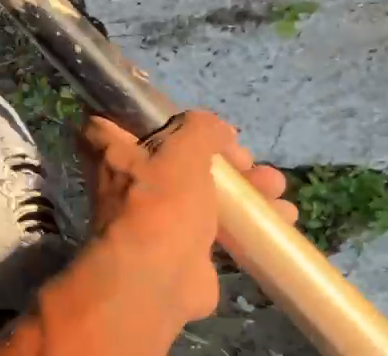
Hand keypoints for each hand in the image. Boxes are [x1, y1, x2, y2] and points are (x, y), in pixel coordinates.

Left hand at [78, 110, 298, 325]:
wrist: (158, 272)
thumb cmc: (160, 202)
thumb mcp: (179, 153)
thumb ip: (196, 130)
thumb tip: (213, 124)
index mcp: (105, 143)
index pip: (129, 115)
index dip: (167, 118)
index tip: (201, 127)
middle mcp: (120, 168)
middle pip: (176, 151)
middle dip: (220, 156)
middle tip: (248, 163)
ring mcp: (149, 203)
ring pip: (200, 183)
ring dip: (242, 184)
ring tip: (275, 187)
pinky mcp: (177, 234)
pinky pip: (214, 216)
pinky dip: (246, 214)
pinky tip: (282, 215)